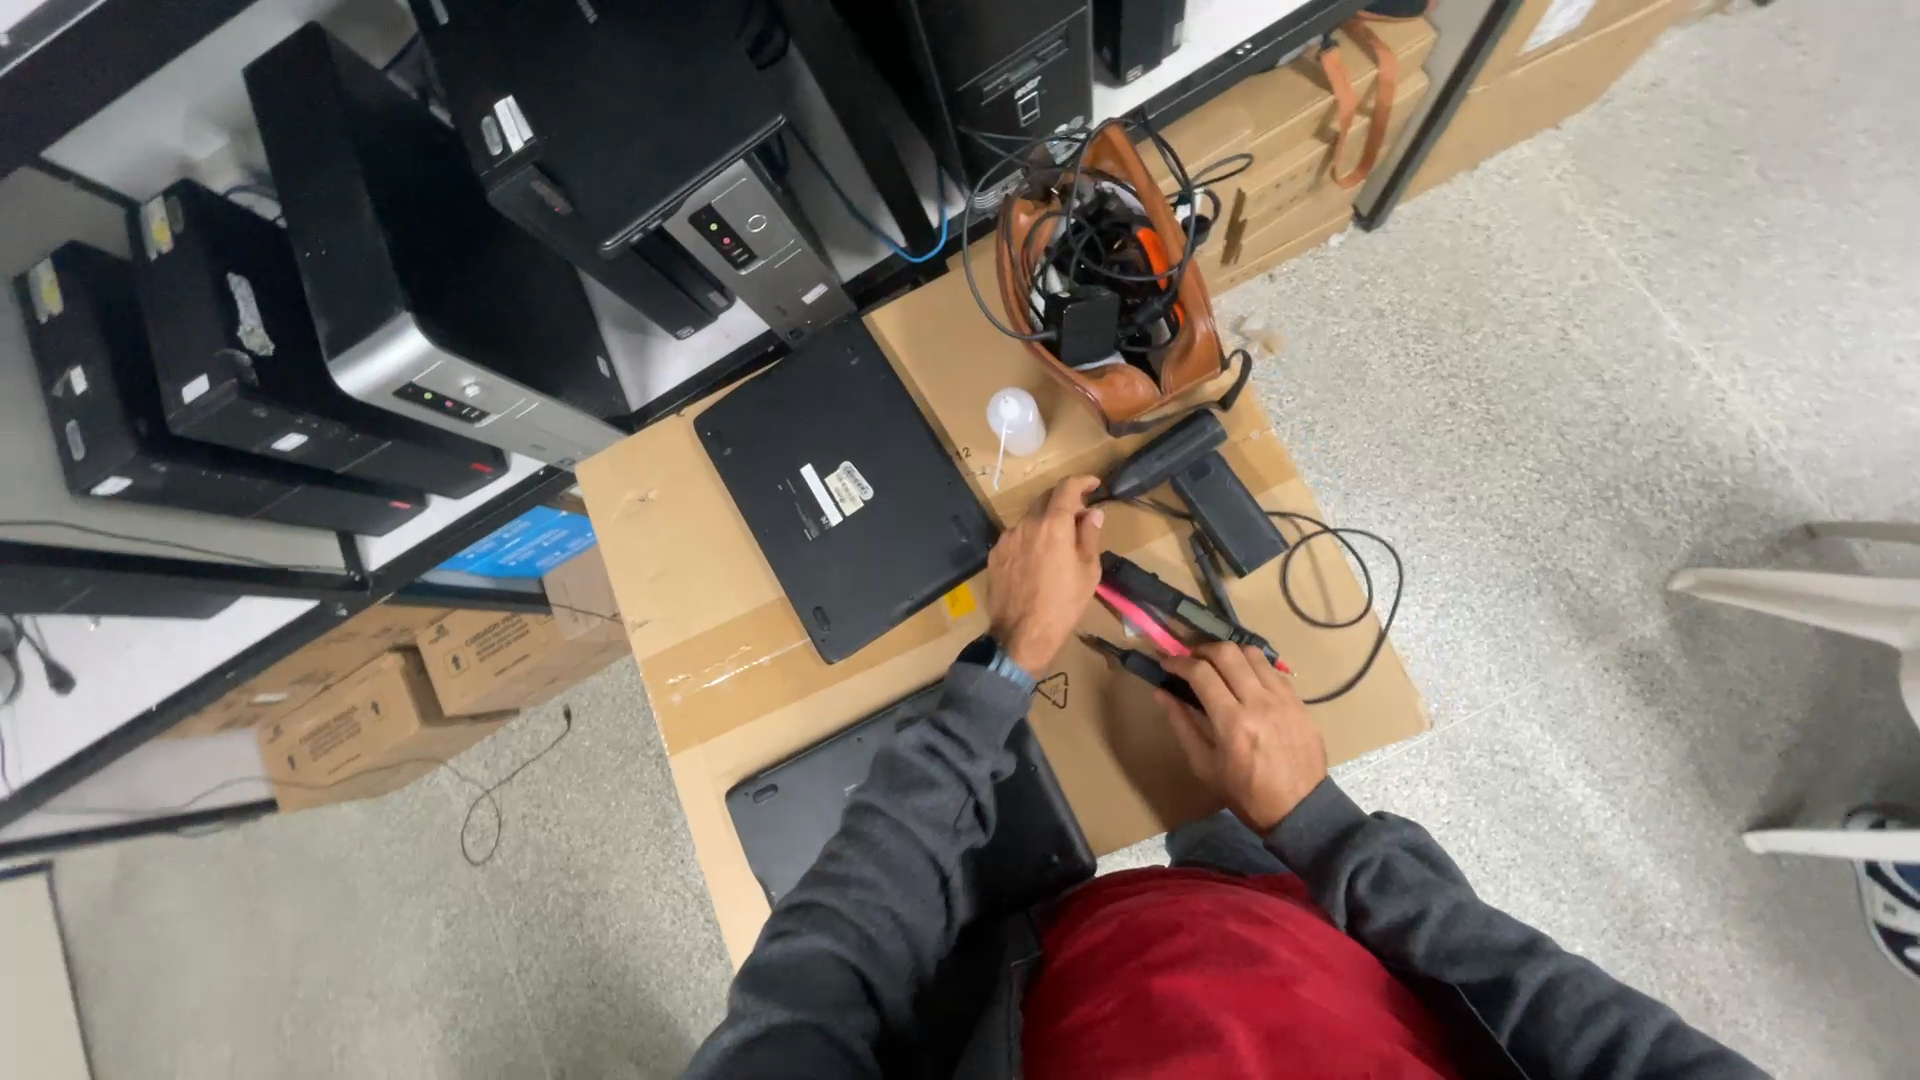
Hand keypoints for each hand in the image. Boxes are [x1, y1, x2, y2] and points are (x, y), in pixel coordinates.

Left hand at [986, 475, 1104, 671]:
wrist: (1021, 634)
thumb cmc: (1063, 605)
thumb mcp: (1088, 571)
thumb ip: (1089, 536)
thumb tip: (1093, 513)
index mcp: (1053, 525)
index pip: (1066, 488)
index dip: (1081, 481)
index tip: (1092, 484)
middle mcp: (1026, 524)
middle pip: (1045, 499)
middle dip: (1063, 501)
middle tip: (1078, 515)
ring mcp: (1006, 539)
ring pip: (1029, 520)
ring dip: (1044, 522)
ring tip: (1056, 543)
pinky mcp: (995, 554)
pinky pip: (1015, 537)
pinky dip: (1029, 539)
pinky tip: (1036, 560)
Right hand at [1159, 642, 1326, 832]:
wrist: (1299, 810)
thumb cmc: (1245, 793)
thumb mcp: (1204, 765)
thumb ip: (1181, 724)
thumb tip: (1161, 693)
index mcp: (1232, 722)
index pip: (1201, 673)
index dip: (1178, 662)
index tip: (1167, 663)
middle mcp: (1259, 702)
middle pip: (1227, 653)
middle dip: (1202, 650)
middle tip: (1191, 660)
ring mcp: (1282, 699)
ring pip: (1252, 654)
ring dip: (1229, 653)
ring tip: (1218, 665)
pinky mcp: (1298, 701)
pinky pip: (1272, 669)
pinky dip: (1252, 666)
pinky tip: (1244, 680)